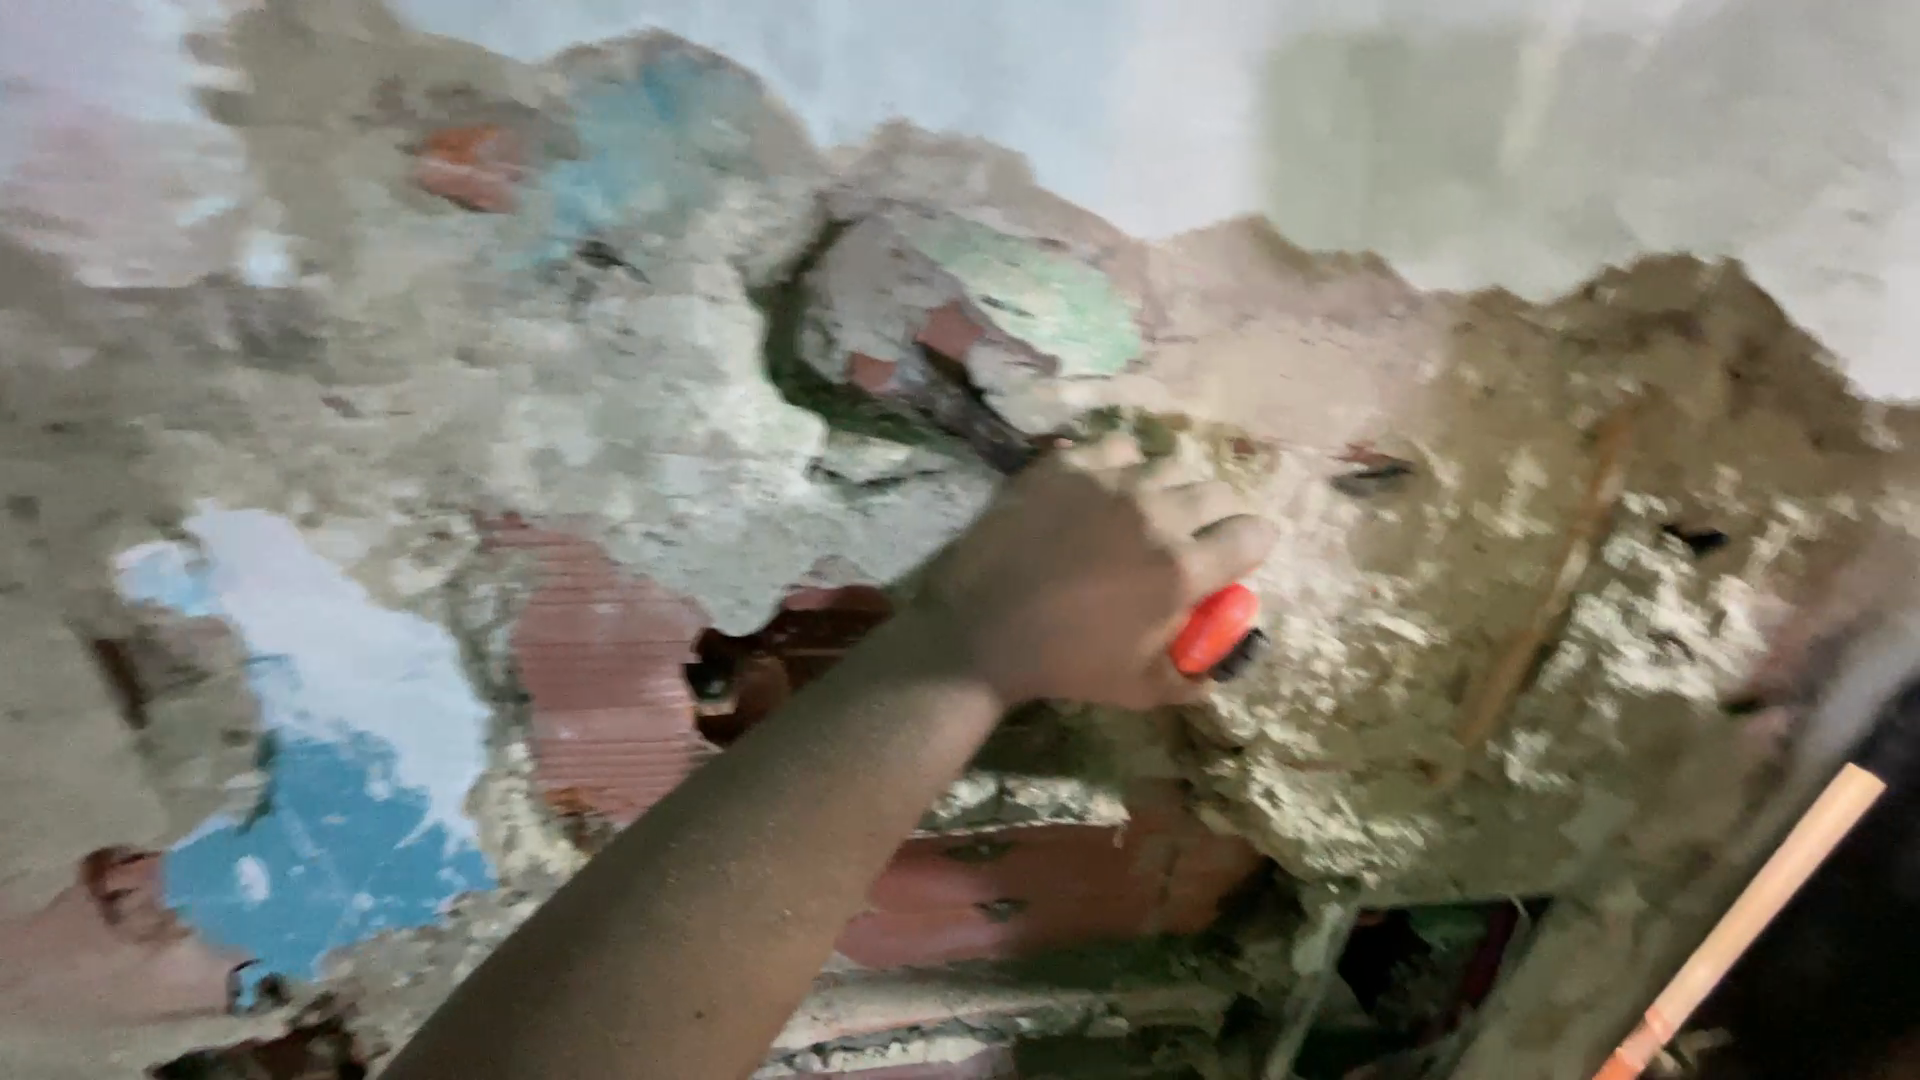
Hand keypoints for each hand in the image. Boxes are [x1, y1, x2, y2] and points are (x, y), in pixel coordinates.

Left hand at [918, 433, 1275, 708]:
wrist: (981, 629)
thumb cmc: (1064, 663)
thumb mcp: (1140, 688)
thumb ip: (1192, 676)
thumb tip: (1218, 666)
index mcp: (1181, 568)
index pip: (1254, 534)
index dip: (1251, 545)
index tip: (1236, 553)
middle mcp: (1156, 513)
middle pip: (1216, 491)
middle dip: (1216, 512)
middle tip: (1192, 531)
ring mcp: (1108, 481)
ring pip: (1165, 464)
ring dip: (1167, 486)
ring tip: (1144, 506)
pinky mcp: (1066, 465)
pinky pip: (1113, 447)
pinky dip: (1118, 464)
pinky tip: (1102, 486)